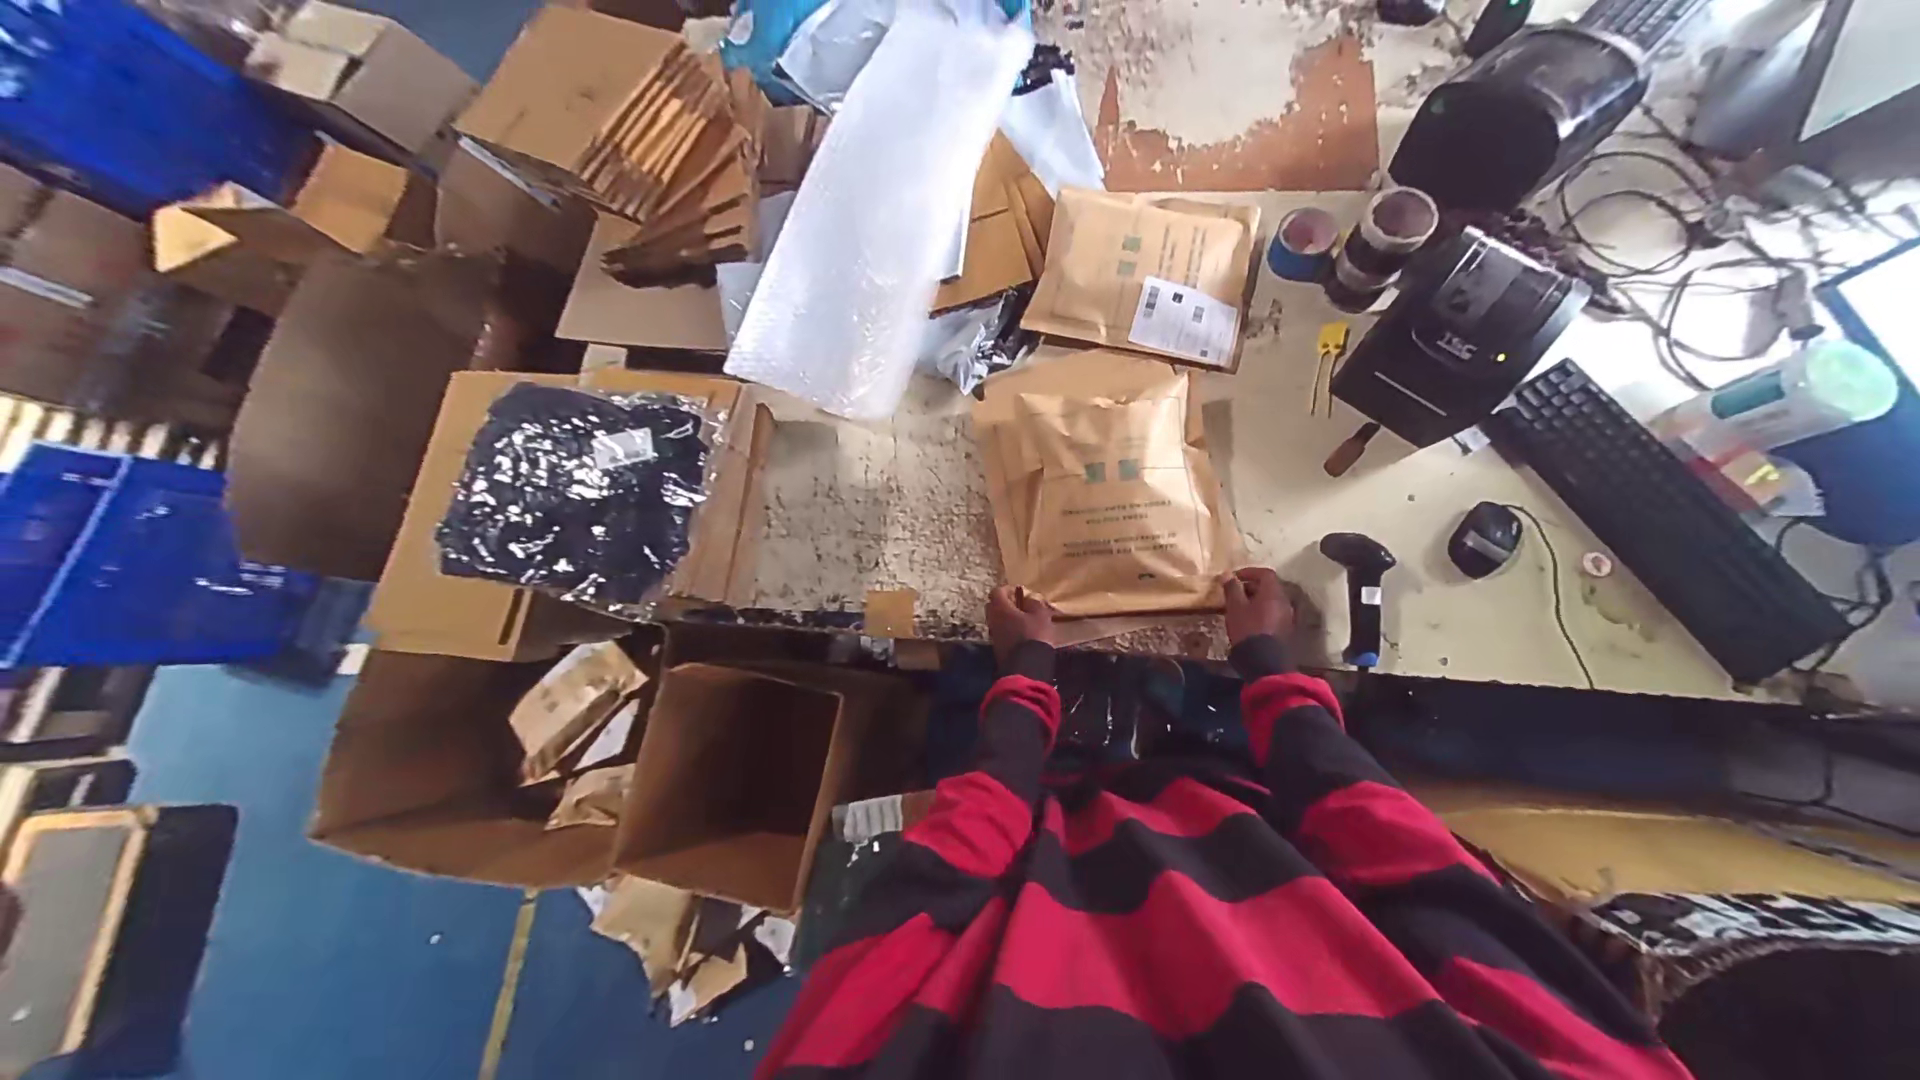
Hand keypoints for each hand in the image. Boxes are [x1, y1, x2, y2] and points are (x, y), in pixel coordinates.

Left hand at [987, 585, 1055, 662]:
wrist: (1027, 667)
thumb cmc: (1034, 635)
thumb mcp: (1041, 615)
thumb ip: (1034, 603)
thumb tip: (1028, 598)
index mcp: (1000, 608)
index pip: (997, 591)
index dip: (1008, 589)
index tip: (1020, 592)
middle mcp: (992, 619)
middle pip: (993, 605)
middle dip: (1004, 602)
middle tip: (1020, 604)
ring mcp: (993, 634)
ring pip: (996, 619)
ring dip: (1006, 617)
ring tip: (1022, 619)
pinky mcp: (997, 647)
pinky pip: (1000, 631)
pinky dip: (1007, 629)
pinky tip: (1021, 633)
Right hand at [1220, 567, 1292, 646]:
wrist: (1264, 661)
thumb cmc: (1248, 629)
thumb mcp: (1235, 607)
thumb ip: (1232, 588)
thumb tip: (1227, 574)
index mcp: (1274, 593)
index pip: (1265, 573)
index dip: (1249, 572)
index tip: (1234, 577)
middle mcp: (1285, 602)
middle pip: (1270, 587)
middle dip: (1251, 586)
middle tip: (1234, 592)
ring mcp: (1287, 616)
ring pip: (1271, 601)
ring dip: (1256, 599)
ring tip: (1239, 606)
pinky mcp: (1286, 629)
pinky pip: (1273, 612)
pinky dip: (1261, 611)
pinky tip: (1249, 620)